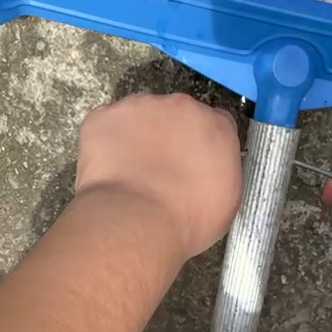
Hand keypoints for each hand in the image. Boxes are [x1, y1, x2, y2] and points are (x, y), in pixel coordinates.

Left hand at [73, 94, 241, 259]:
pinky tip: (111, 172)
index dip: (201, 145)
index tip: (193, 163)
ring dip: (137, 139)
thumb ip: (220, 172)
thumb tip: (207, 172)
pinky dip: (106, 144)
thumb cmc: (186, 221)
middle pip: (175, 114)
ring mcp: (141, 108)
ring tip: (133, 177)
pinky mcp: (106, 116)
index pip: (214, 124)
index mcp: (217, 128)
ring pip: (139, 117)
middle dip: (168, 139)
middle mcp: (181, 107)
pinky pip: (106, 125)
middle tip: (160, 174)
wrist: (140, 223)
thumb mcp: (225, 203)